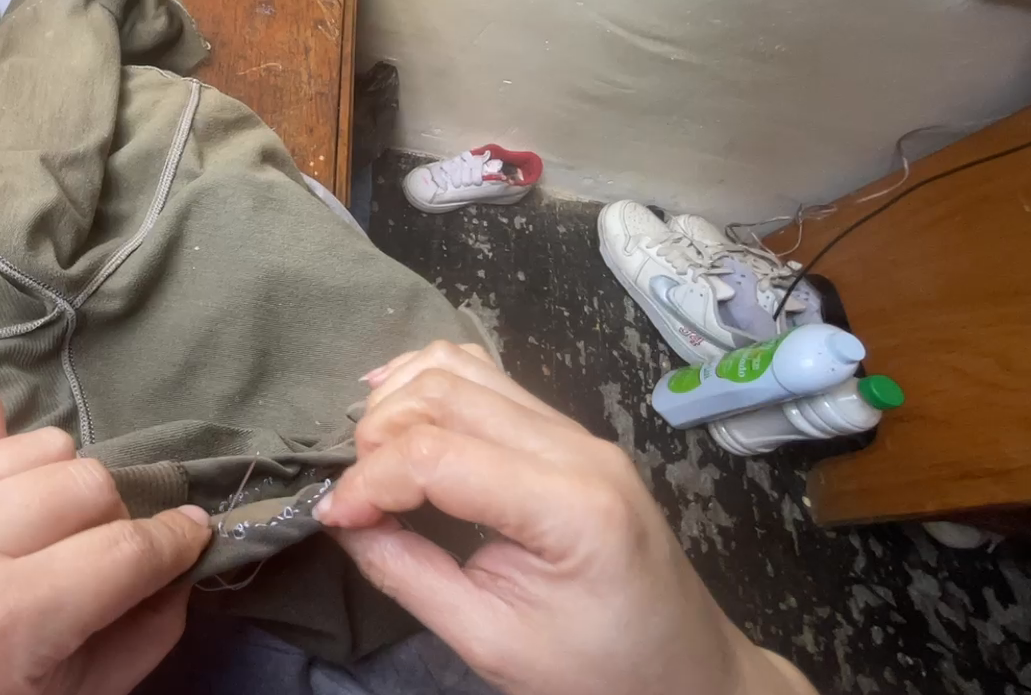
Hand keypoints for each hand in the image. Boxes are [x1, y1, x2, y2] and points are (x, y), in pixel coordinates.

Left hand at [0, 374, 211, 694]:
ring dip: (61, 485)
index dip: (175, 542)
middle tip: (102, 560)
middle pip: (88, 483)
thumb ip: (139, 637)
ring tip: (45, 530)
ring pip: (43, 444)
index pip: (122, 551)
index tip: (195, 535)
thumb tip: (185, 561)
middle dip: (116, 522)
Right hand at [317, 342, 816, 694]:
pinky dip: (422, 375)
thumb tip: (339, 517)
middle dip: (376, 434)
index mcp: (571, 508)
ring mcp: (571, 426)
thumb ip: (405, 572)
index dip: (370, 479)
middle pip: (441, 395)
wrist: (697, 678)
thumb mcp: (491, 643)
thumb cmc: (599, 677)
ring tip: (369, 449)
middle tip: (355, 492)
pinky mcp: (559, 424)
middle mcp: (574, 446)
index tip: (333, 515)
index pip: (437, 457)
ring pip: (453, 366)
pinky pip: (477, 368)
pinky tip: (394, 400)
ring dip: (394, 399)